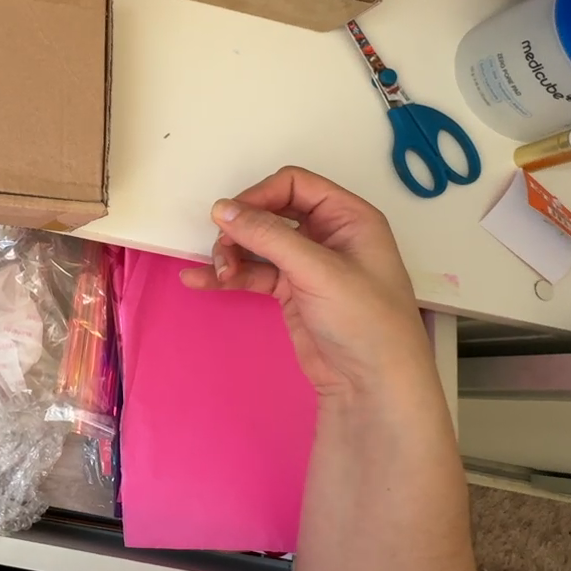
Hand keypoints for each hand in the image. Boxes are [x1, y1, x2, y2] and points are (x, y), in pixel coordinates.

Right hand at [179, 167, 433, 399]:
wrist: (372, 386)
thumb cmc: (363, 320)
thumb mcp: (317, 271)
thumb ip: (267, 236)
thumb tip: (220, 208)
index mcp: (348, 218)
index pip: (294, 184)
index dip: (259, 195)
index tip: (232, 218)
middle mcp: (326, 234)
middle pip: (268, 211)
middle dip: (240, 228)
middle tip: (223, 251)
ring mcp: (305, 263)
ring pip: (255, 242)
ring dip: (230, 254)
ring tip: (219, 275)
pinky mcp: (288, 290)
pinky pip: (250, 272)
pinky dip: (225, 276)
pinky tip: (197, 281)